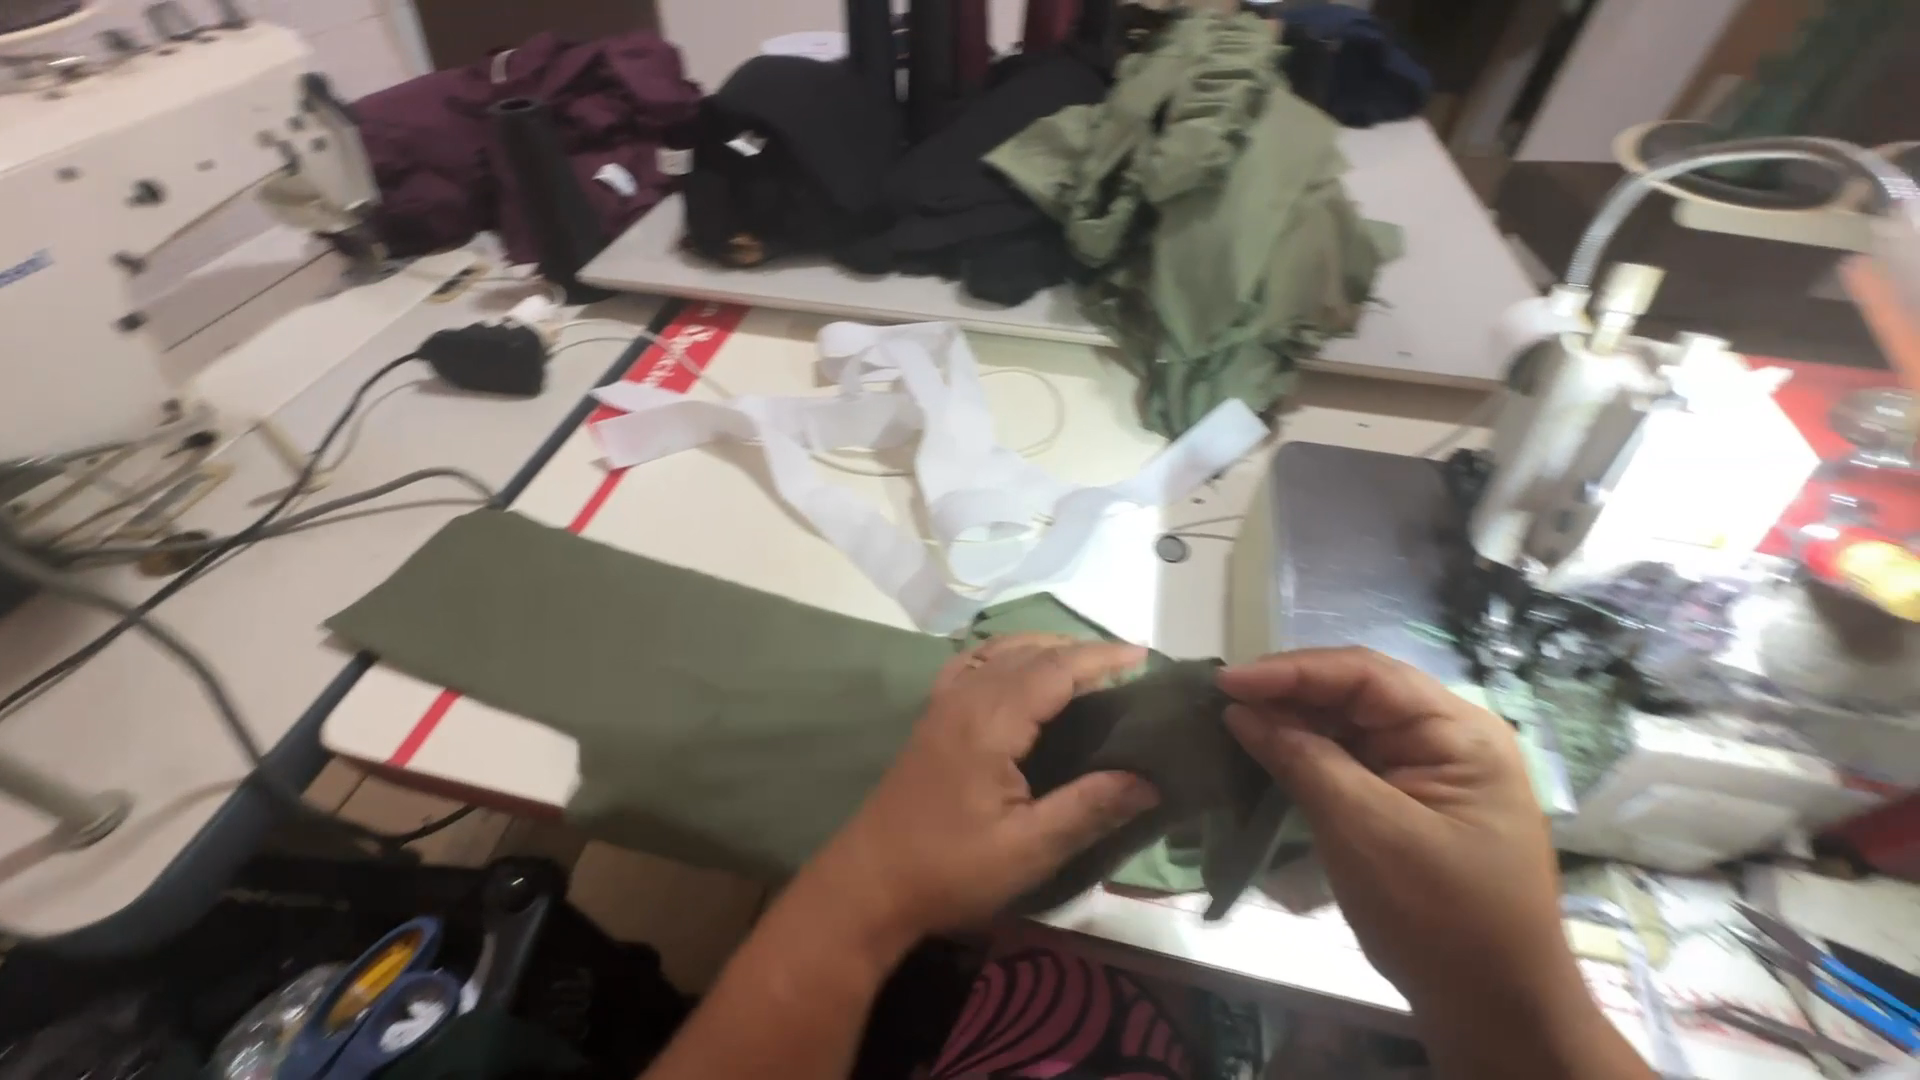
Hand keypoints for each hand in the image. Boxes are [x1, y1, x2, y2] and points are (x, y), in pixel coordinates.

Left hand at [800, 635, 1160, 948]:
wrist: (870, 881)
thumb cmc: (951, 868)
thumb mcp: (1027, 849)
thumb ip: (1087, 808)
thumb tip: (1150, 780)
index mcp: (990, 721)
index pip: (1055, 669)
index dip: (1101, 657)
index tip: (1144, 655)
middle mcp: (965, 697)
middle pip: (1030, 652)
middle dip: (1080, 650)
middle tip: (1126, 664)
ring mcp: (943, 702)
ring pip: (999, 651)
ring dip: (1044, 647)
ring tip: (1086, 664)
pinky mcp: (932, 716)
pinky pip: (972, 664)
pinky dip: (1005, 654)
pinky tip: (1018, 670)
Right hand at [1217, 647, 1570, 1009]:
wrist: (1494, 1011)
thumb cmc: (1439, 917)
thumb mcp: (1363, 830)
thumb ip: (1301, 759)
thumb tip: (1240, 711)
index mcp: (1457, 732)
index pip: (1364, 675)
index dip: (1291, 671)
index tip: (1227, 683)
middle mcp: (1445, 735)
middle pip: (1355, 691)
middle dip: (1288, 690)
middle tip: (1224, 697)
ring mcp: (1427, 766)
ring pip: (1347, 720)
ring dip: (1291, 717)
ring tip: (1234, 717)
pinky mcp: (1405, 795)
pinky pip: (1348, 753)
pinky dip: (1304, 748)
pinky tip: (1266, 748)